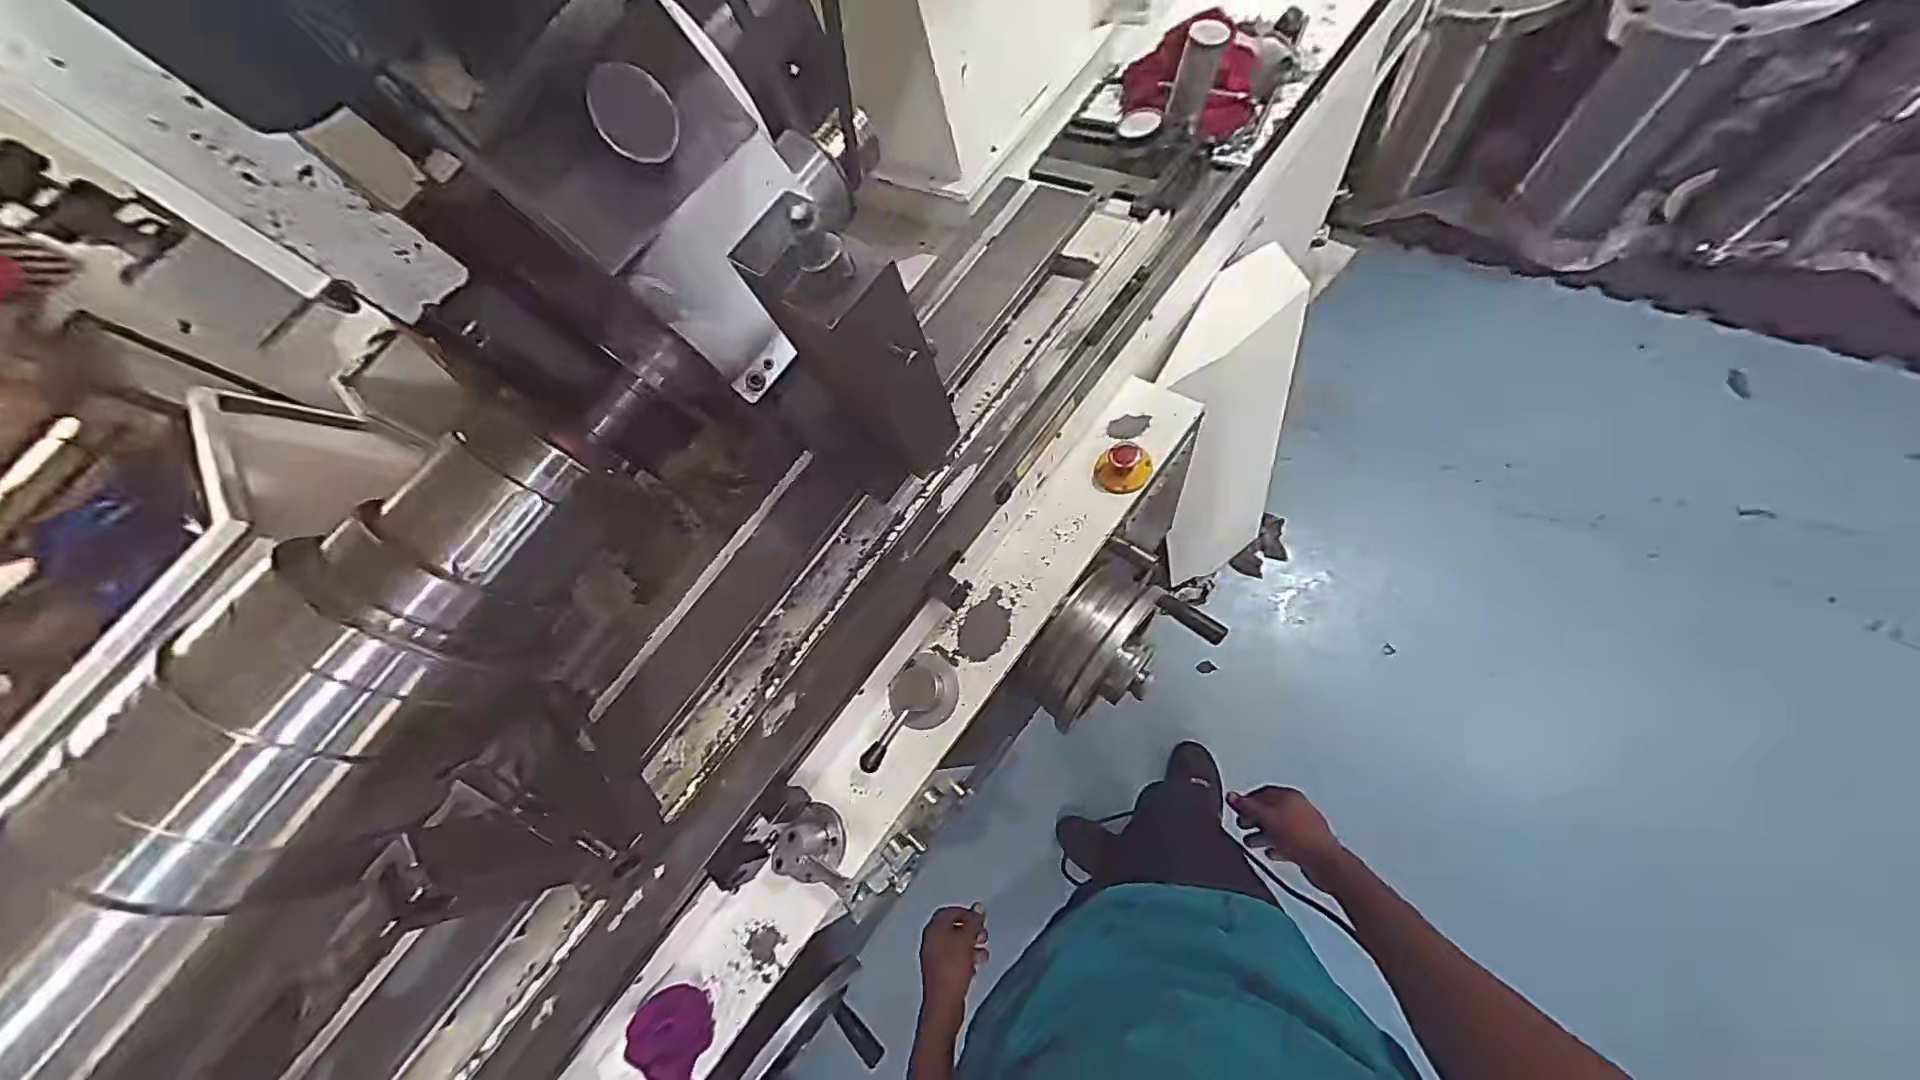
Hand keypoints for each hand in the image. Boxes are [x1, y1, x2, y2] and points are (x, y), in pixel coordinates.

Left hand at [918, 904, 987, 1018]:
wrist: (944, 1004)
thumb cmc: (953, 969)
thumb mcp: (967, 939)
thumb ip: (974, 921)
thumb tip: (978, 907)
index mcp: (934, 929)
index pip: (949, 911)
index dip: (966, 912)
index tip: (978, 918)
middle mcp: (931, 941)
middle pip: (952, 927)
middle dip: (969, 929)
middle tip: (981, 934)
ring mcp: (933, 958)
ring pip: (954, 943)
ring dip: (969, 944)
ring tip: (981, 951)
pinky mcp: (939, 973)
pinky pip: (953, 958)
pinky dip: (965, 957)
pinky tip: (974, 965)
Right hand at [1228, 786, 1345, 886]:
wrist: (1325, 863)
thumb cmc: (1301, 837)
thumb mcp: (1265, 818)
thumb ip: (1246, 807)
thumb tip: (1232, 796)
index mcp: (1290, 796)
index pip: (1262, 792)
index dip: (1246, 800)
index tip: (1237, 807)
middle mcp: (1299, 808)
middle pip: (1270, 809)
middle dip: (1254, 818)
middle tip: (1243, 822)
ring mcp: (1305, 826)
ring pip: (1278, 827)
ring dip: (1262, 833)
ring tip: (1251, 841)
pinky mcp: (1309, 844)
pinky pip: (1287, 841)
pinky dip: (1276, 844)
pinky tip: (1271, 851)